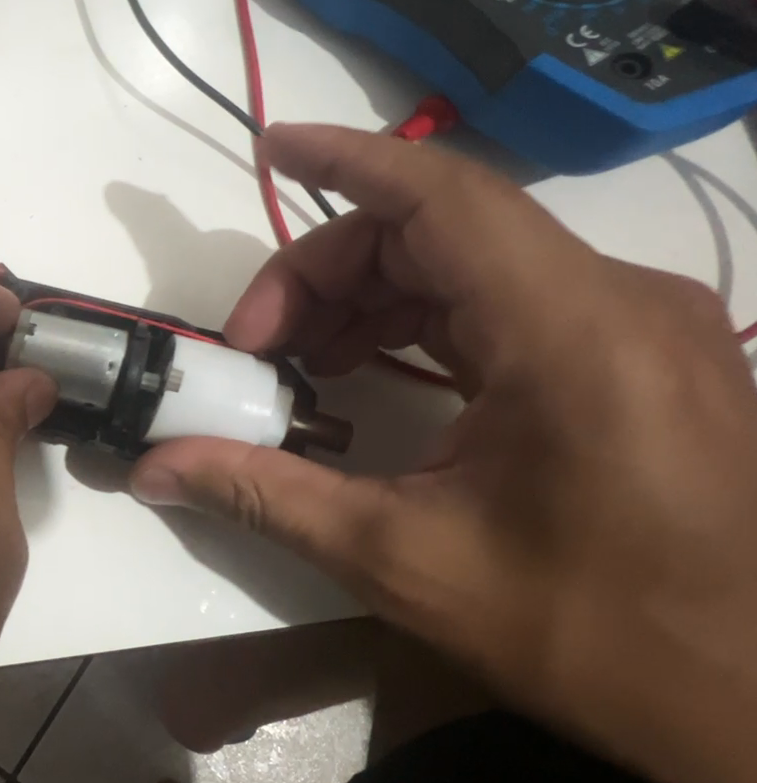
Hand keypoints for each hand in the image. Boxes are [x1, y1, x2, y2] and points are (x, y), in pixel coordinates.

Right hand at [131, 123, 756, 782]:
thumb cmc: (593, 634)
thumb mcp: (398, 560)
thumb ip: (260, 491)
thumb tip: (148, 466)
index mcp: (572, 336)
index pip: (445, 198)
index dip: (346, 159)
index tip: (267, 148)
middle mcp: (616, 306)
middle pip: (435, 231)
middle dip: (321, 272)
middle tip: (248, 347)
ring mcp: (633, 329)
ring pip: (463, 262)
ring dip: (361, 297)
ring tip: (293, 364)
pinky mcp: (631, 358)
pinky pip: (497, 301)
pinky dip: (411, 320)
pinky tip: (362, 374)